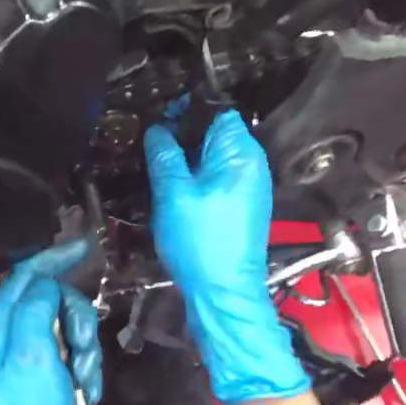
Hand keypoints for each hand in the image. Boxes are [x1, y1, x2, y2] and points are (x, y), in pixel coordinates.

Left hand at [0, 240, 102, 404]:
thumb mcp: (31, 355)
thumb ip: (35, 310)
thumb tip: (46, 281)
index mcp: (0, 323)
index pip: (25, 274)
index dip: (53, 259)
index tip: (84, 248)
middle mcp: (15, 331)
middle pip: (57, 299)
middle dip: (77, 321)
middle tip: (80, 349)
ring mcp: (35, 351)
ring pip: (73, 325)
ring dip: (86, 350)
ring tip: (83, 379)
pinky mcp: (53, 369)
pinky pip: (78, 350)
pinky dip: (87, 368)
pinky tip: (84, 389)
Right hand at [144, 110, 310, 403]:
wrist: (224, 294)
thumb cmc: (201, 242)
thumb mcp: (173, 195)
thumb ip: (165, 157)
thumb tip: (158, 130)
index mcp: (241, 153)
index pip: (218, 112)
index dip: (188, 110)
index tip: (159, 117)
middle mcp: (253, 166)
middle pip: (217, 135)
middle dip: (186, 136)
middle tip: (152, 144)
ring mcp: (251, 188)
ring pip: (216, 160)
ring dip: (190, 161)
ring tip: (159, 167)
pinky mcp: (243, 208)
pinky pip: (219, 181)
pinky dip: (199, 181)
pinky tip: (176, 191)